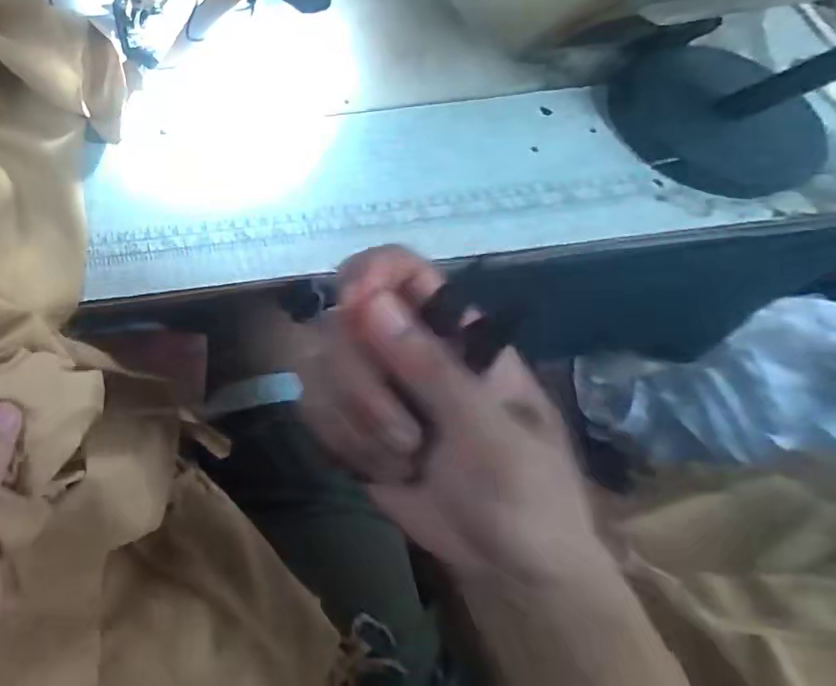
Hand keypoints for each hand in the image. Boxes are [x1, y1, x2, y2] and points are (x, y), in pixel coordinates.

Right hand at [299, 246, 605, 589]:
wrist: (506, 567)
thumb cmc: (525, 494)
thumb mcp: (493, 434)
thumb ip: (433, 368)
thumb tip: (369, 302)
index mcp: (450, 330)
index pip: (399, 268)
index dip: (368, 273)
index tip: (353, 306)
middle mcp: (402, 341)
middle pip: (342, 320)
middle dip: (364, 386)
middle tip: (407, 437)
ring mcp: (370, 377)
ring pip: (319, 363)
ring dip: (356, 421)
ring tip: (402, 460)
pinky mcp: (344, 414)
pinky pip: (310, 402)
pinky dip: (341, 440)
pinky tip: (379, 468)